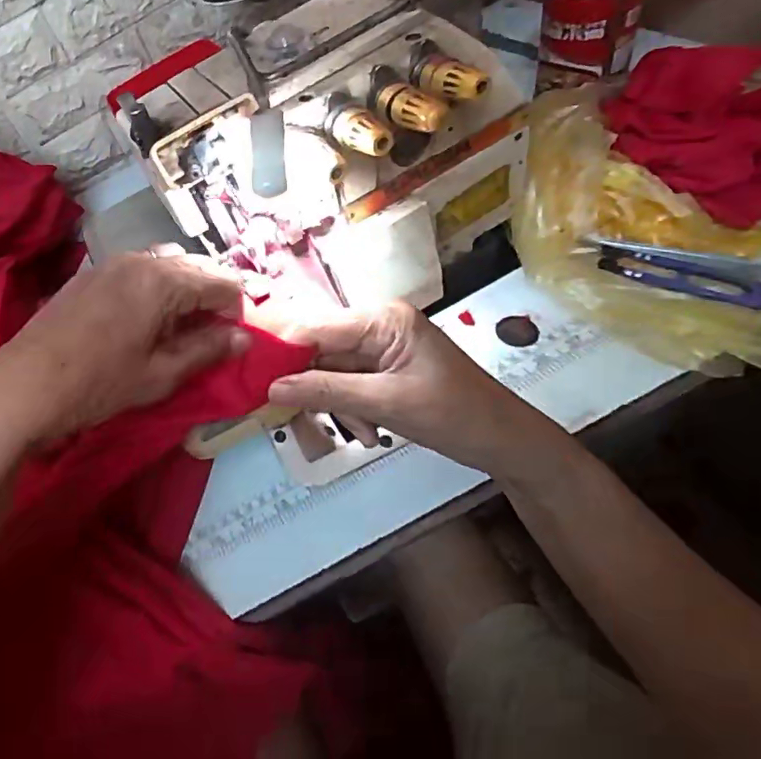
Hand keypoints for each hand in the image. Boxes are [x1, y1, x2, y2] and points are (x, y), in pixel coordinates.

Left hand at [0, 246, 250, 445]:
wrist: (22, 386)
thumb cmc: (97, 384)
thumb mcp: (159, 374)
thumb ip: (206, 350)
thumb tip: (244, 338)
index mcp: (163, 280)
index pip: (221, 282)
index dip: (236, 310)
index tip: (232, 341)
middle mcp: (141, 259)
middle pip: (196, 267)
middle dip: (212, 297)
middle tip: (211, 336)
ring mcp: (112, 262)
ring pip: (167, 264)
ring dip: (184, 289)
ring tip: (180, 327)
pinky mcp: (91, 273)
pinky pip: (140, 268)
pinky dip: (156, 286)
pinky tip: (147, 317)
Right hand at [268, 301, 568, 476]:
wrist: (505, 440)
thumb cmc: (454, 414)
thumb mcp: (388, 403)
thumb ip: (328, 391)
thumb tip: (272, 386)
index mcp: (382, 319)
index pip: (317, 328)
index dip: (284, 353)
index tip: (256, 381)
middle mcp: (378, 325)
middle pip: (322, 351)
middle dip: (315, 389)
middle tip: (301, 422)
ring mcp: (383, 347)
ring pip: (333, 372)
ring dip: (337, 405)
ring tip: (362, 433)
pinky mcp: (386, 369)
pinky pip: (351, 384)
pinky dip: (352, 409)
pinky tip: (371, 433)